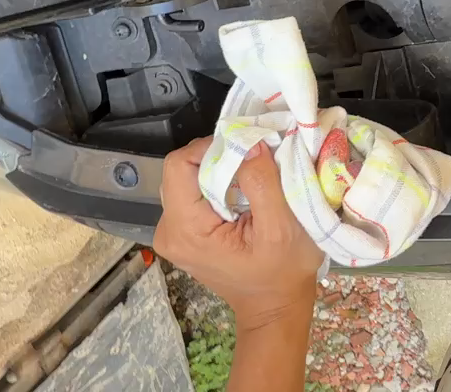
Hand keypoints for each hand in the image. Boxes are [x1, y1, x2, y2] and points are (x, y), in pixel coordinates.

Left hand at [153, 136, 323, 330]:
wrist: (274, 305)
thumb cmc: (281, 271)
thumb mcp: (280, 227)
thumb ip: (262, 183)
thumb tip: (251, 145)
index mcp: (186, 229)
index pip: (179, 165)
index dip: (213, 146)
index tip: (248, 148)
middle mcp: (169, 229)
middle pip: (183, 169)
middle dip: (222, 155)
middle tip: (257, 160)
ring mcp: (175, 231)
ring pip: (190, 176)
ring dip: (224, 167)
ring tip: (255, 176)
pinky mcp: (186, 230)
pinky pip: (196, 189)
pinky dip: (222, 180)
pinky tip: (246, 192)